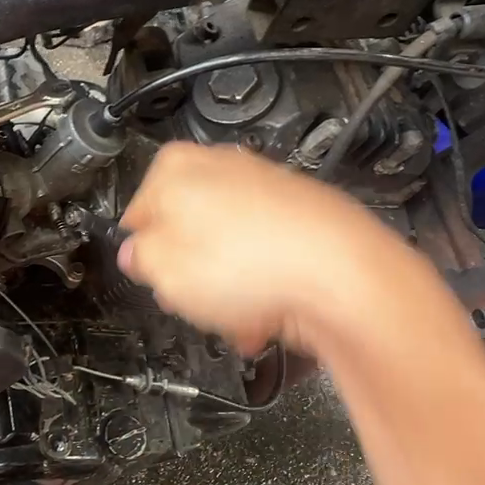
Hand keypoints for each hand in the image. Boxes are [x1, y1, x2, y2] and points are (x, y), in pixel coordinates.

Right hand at [116, 143, 431, 353]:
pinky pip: (264, 261)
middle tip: (189, 298)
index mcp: (177, 167)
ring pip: (225, 250)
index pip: (139, 212)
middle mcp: (224, 168)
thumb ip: (140, 259)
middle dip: (188, 272)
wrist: (347, 280)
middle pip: (186, 231)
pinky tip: (264, 316)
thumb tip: (138, 255)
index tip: (152, 277)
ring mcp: (267, 192)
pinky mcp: (303, 220)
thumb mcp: (164, 270)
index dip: (145, 253)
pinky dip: (261, 288)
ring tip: (234, 316)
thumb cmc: (259, 264)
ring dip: (224, 288)